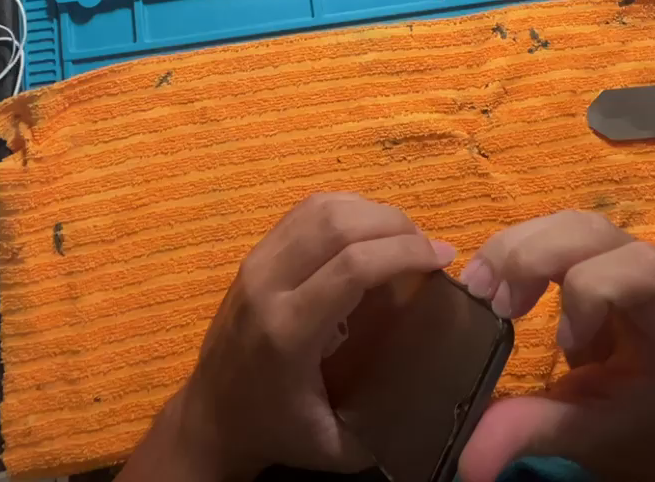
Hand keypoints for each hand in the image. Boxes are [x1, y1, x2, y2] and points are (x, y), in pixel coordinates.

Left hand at [121, 193, 455, 480]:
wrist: (210, 418)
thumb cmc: (277, 431)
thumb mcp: (339, 446)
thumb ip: (389, 417)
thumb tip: (444, 380)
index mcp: (288, 331)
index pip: (352, 267)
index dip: (404, 252)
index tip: (444, 258)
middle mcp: (269, 283)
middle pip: (339, 225)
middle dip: (395, 225)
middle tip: (429, 247)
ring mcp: (257, 260)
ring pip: (321, 207)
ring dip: (372, 211)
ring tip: (405, 235)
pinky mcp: (255, 250)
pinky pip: (305, 210)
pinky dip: (346, 207)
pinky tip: (370, 227)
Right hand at [454, 211, 654, 481]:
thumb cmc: (637, 429)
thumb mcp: (589, 437)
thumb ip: (531, 433)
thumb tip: (466, 460)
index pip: (642, 273)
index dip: (592, 292)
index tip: (563, 345)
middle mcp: (652, 275)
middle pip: (593, 230)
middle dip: (534, 256)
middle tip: (494, 302)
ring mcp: (621, 257)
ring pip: (568, 221)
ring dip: (518, 246)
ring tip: (485, 288)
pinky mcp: (594, 253)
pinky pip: (554, 229)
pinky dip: (516, 246)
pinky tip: (496, 280)